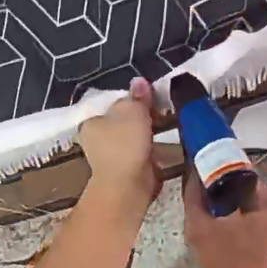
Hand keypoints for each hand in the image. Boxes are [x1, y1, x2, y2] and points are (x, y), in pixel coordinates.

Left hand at [79, 77, 158, 211]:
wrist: (127, 186)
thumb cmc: (125, 143)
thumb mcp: (132, 110)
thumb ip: (137, 96)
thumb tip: (139, 81)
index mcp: (91, 123)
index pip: (112, 106)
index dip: (133, 101)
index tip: (152, 100)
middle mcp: (97, 141)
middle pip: (124, 124)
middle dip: (144, 119)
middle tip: (166, 113)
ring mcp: (112, 160)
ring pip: (136, 141)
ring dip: (152, 136)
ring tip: (174, 129)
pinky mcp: (127, 175)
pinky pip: (144, 158)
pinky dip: (155, 154)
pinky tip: (171, 149)